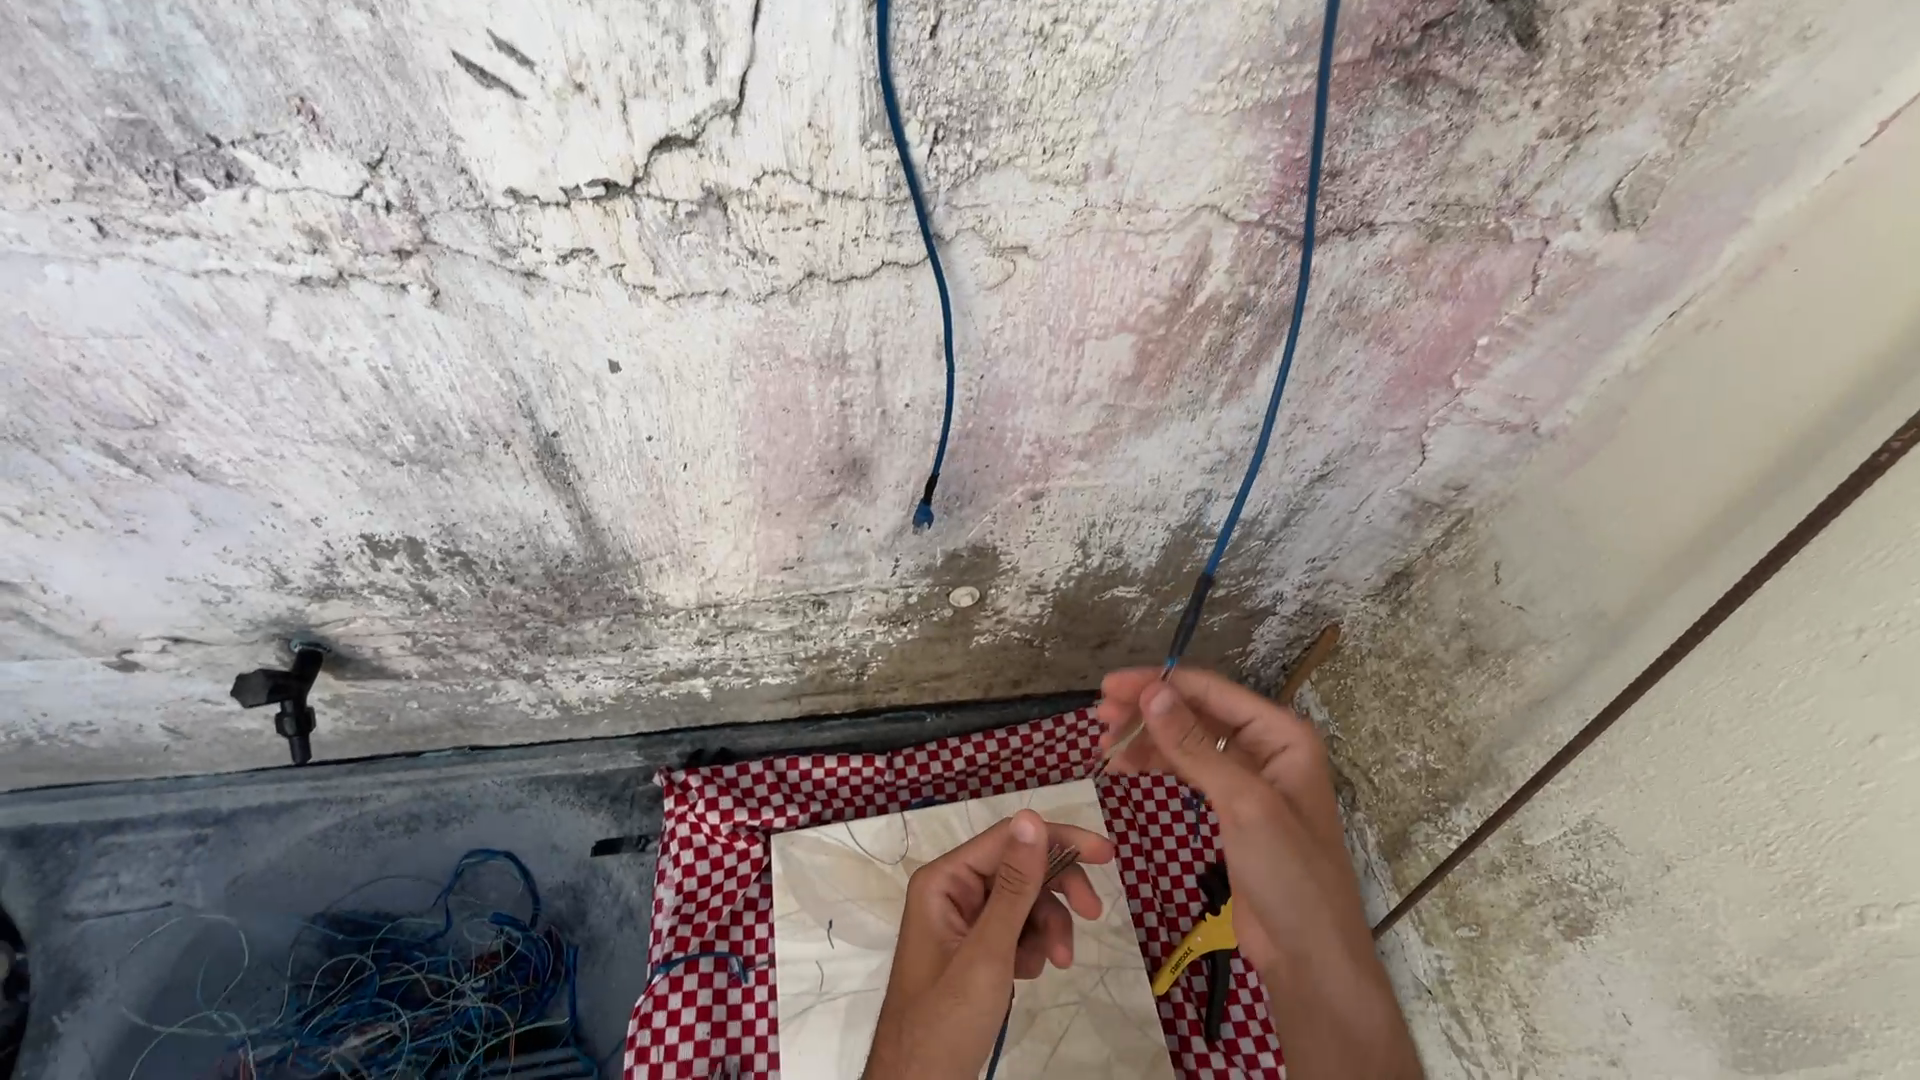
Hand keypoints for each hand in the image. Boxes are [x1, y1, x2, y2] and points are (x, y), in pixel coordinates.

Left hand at [864, 809, 1115, 1079]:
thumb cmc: (947, 1020)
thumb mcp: (988, 952)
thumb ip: (1015, 885)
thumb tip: (1032, 818)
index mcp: (944, 879)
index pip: (1010, 837)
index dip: (1059, 839)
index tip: (1107, 853)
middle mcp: (953, 890)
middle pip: (1021, 868)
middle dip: (1057, 893)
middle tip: (1093, 915)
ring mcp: (964, 920)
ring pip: (1025, 901)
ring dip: (1048, 928)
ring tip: (1058, 962)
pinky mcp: (976, 948)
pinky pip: (1017, 930)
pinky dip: (1032, 947)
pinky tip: (1028, 974)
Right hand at [1098, 667, 1422, 1079]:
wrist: (1309, 956)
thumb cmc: (1289, 873)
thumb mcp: (1242, 803)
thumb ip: (1194, 746)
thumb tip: (1152, 692)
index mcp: (1282, 734)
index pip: (1210, 692)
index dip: (1158, 684)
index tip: (1108, 687)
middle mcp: (1266, 747)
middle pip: (1196, 712)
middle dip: (1148, 711)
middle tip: (1099, 717)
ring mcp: (1248, 778)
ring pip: (1188, 741)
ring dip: (1147, 738)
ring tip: (1104, 744)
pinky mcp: (1231, 808)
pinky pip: (1189, 771)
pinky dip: (1158, 764)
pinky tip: (1127, 765)